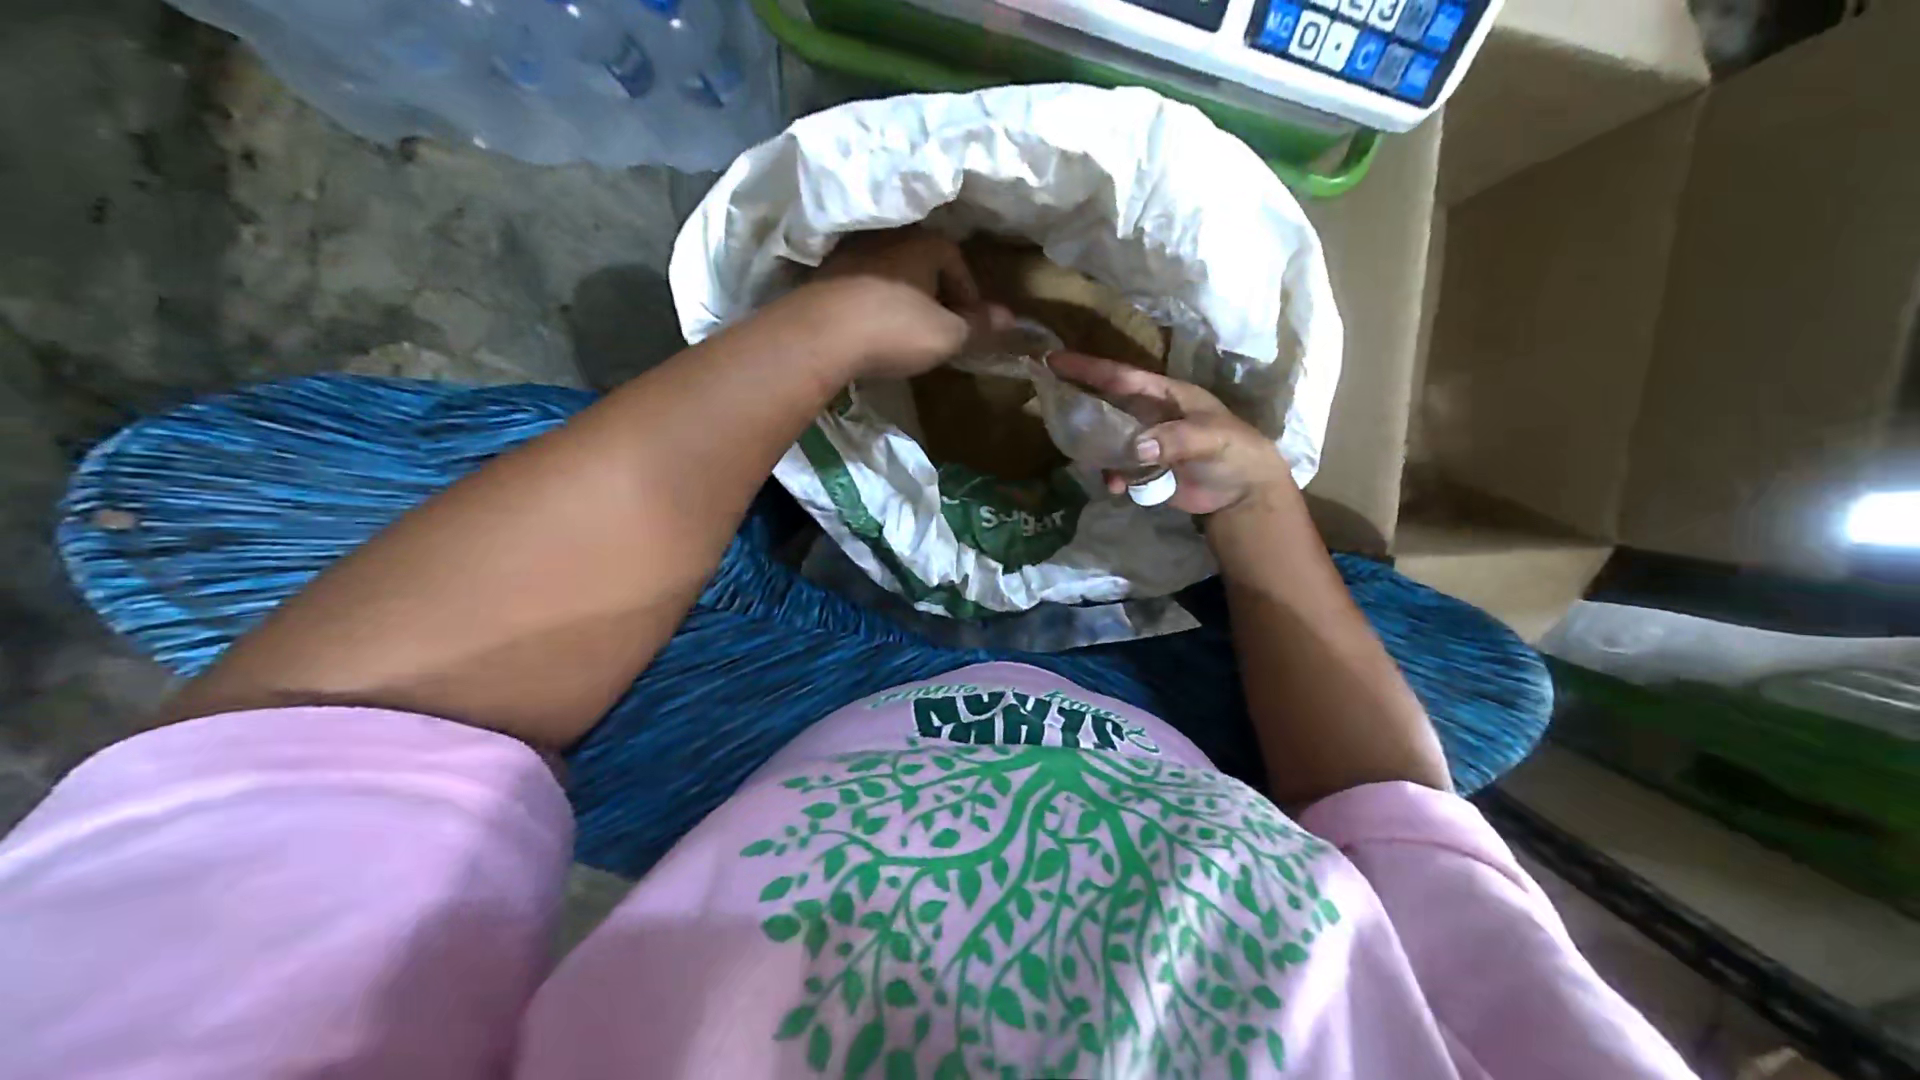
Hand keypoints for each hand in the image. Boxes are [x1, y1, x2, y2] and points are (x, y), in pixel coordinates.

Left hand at [812, 226, 1010, 378]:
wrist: (819, 336)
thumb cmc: (894, 329)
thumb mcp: (947, 335)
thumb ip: (980, 327)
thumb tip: (1014, 320)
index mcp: (923, 243)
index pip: (956, 261)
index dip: (968, 294)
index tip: (970, 323)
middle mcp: (887, 237)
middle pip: (923, 263)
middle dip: (936, 293)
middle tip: (942, 326)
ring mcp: (851, 253)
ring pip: (890, 273)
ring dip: (904, 297)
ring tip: (908, 329)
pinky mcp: (824, 275)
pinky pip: (862, 285)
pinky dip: (874, 303)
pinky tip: (874, 329)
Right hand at [1047, 351, 1292, 515]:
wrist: (1244, 494)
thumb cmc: (1235, 453)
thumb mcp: (1213, 439)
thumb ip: (1176, 439)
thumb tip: (1136, 446)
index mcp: (1165, 395)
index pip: (1121, 376)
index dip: (1089, 368)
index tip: (1055, 359)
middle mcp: (1149, 414)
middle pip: (1106, 404)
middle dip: (1080, 403)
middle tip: (1049, 402)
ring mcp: (1145, 443)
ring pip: (1107, 440)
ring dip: (1096, 450)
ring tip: (1091, 460)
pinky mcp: (1143, 470)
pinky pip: (1117, 469)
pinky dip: (1112, 476)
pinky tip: (1117, 486)